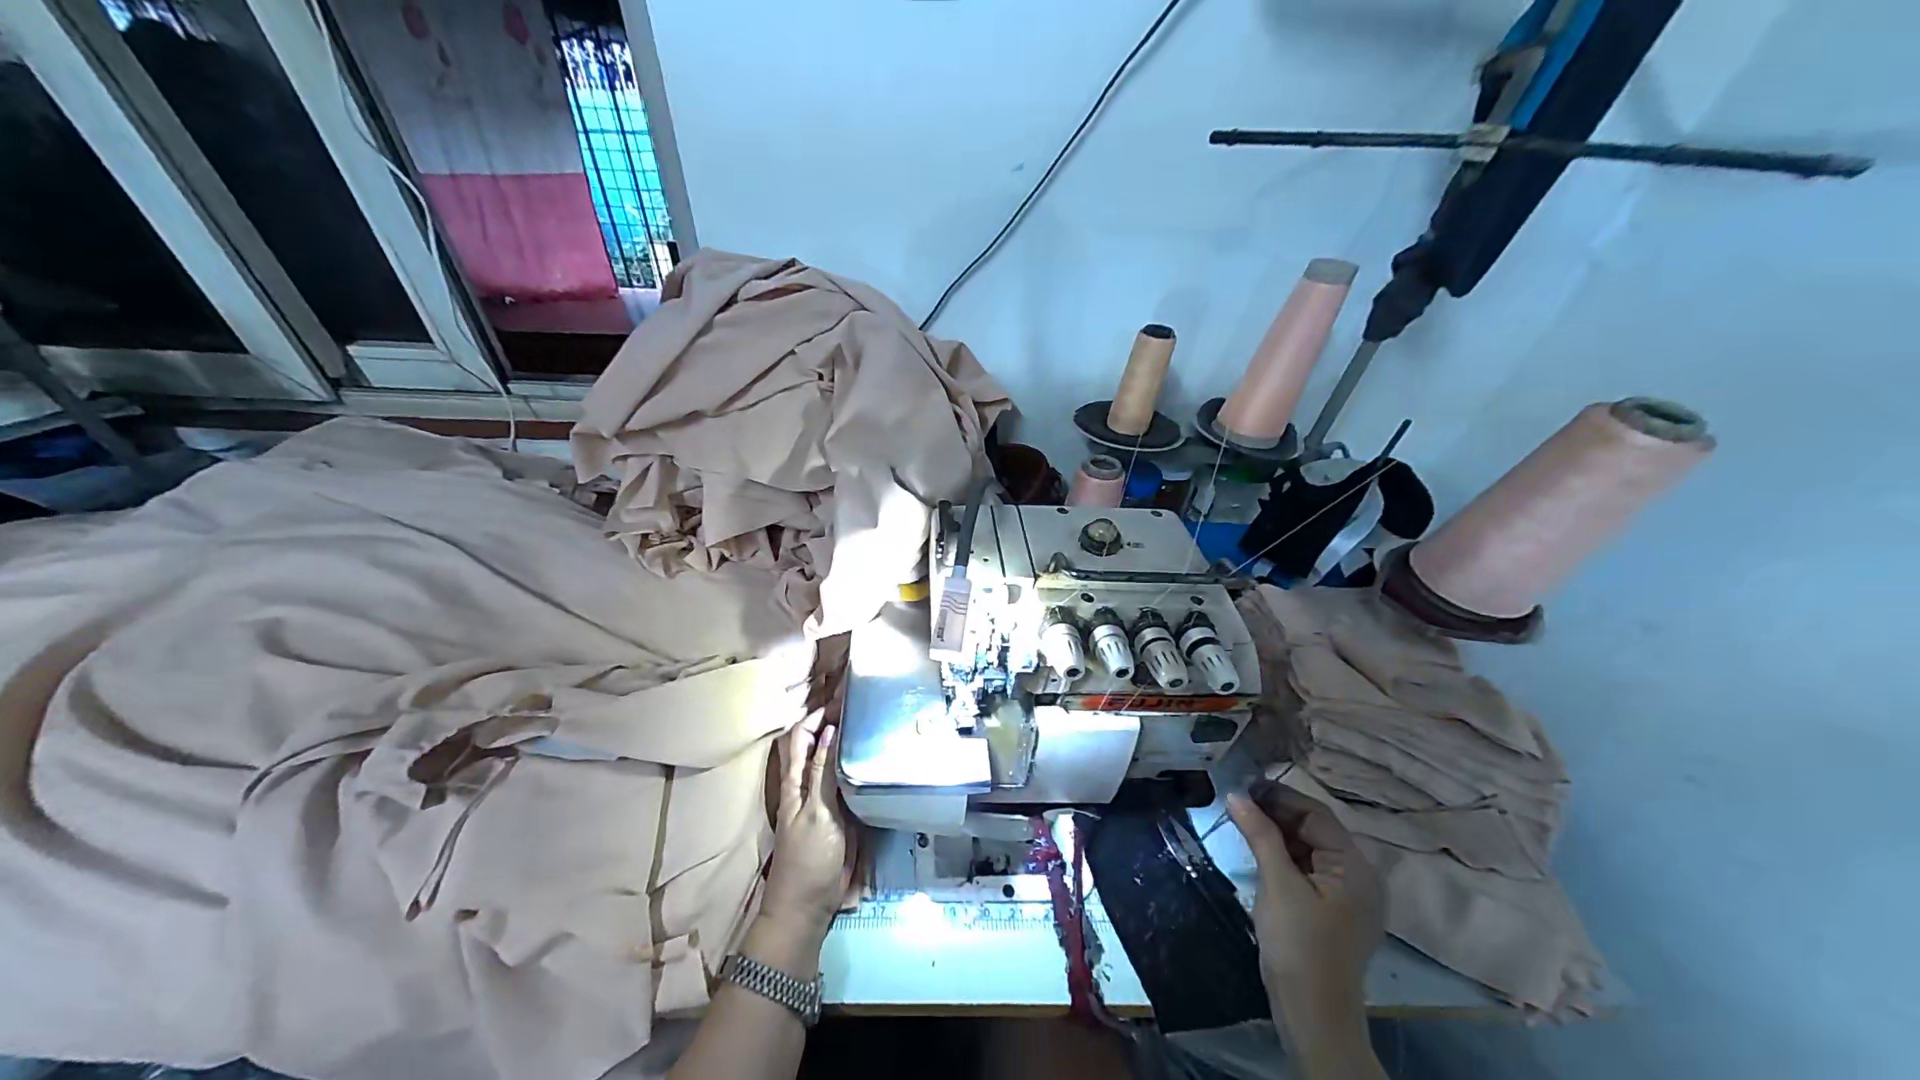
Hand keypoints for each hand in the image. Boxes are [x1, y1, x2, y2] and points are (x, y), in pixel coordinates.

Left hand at [761, 713, 858, 944]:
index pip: (801, 736)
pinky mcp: (841, 812)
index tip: (843, 696)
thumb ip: (822, 773)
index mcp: (794, 781)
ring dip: (846, 740)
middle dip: (832, 721)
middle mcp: (807, 782)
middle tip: (861, 702)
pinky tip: (875, 758)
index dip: (816, 714)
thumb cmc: (807, 858)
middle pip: (816, 743)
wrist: (808, 905)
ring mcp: (825, 797)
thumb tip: (829, 730)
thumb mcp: (816, 814)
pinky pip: (847, 781)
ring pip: (832, 760)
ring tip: (872, 722)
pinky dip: (857, 764)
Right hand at [1226, 780, 1384, 1074]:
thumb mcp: (1277, 884)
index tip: (1240, 786)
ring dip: (1278, 833)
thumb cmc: (1298, 945)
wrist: (1313, 1015)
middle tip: (1236, 802)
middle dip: (1277, 813)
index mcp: (1355, 866)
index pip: (1316, 814)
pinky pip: (1310, 868)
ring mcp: (1349, 894)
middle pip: (1315, 829)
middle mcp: (1360, 874)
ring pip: (1310, 848)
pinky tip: (1259, 850)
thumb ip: (1260, 834)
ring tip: (1242, 821)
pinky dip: (1285, 855)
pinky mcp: (1335, 909)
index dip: (1278, 796)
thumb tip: (1236, 794)